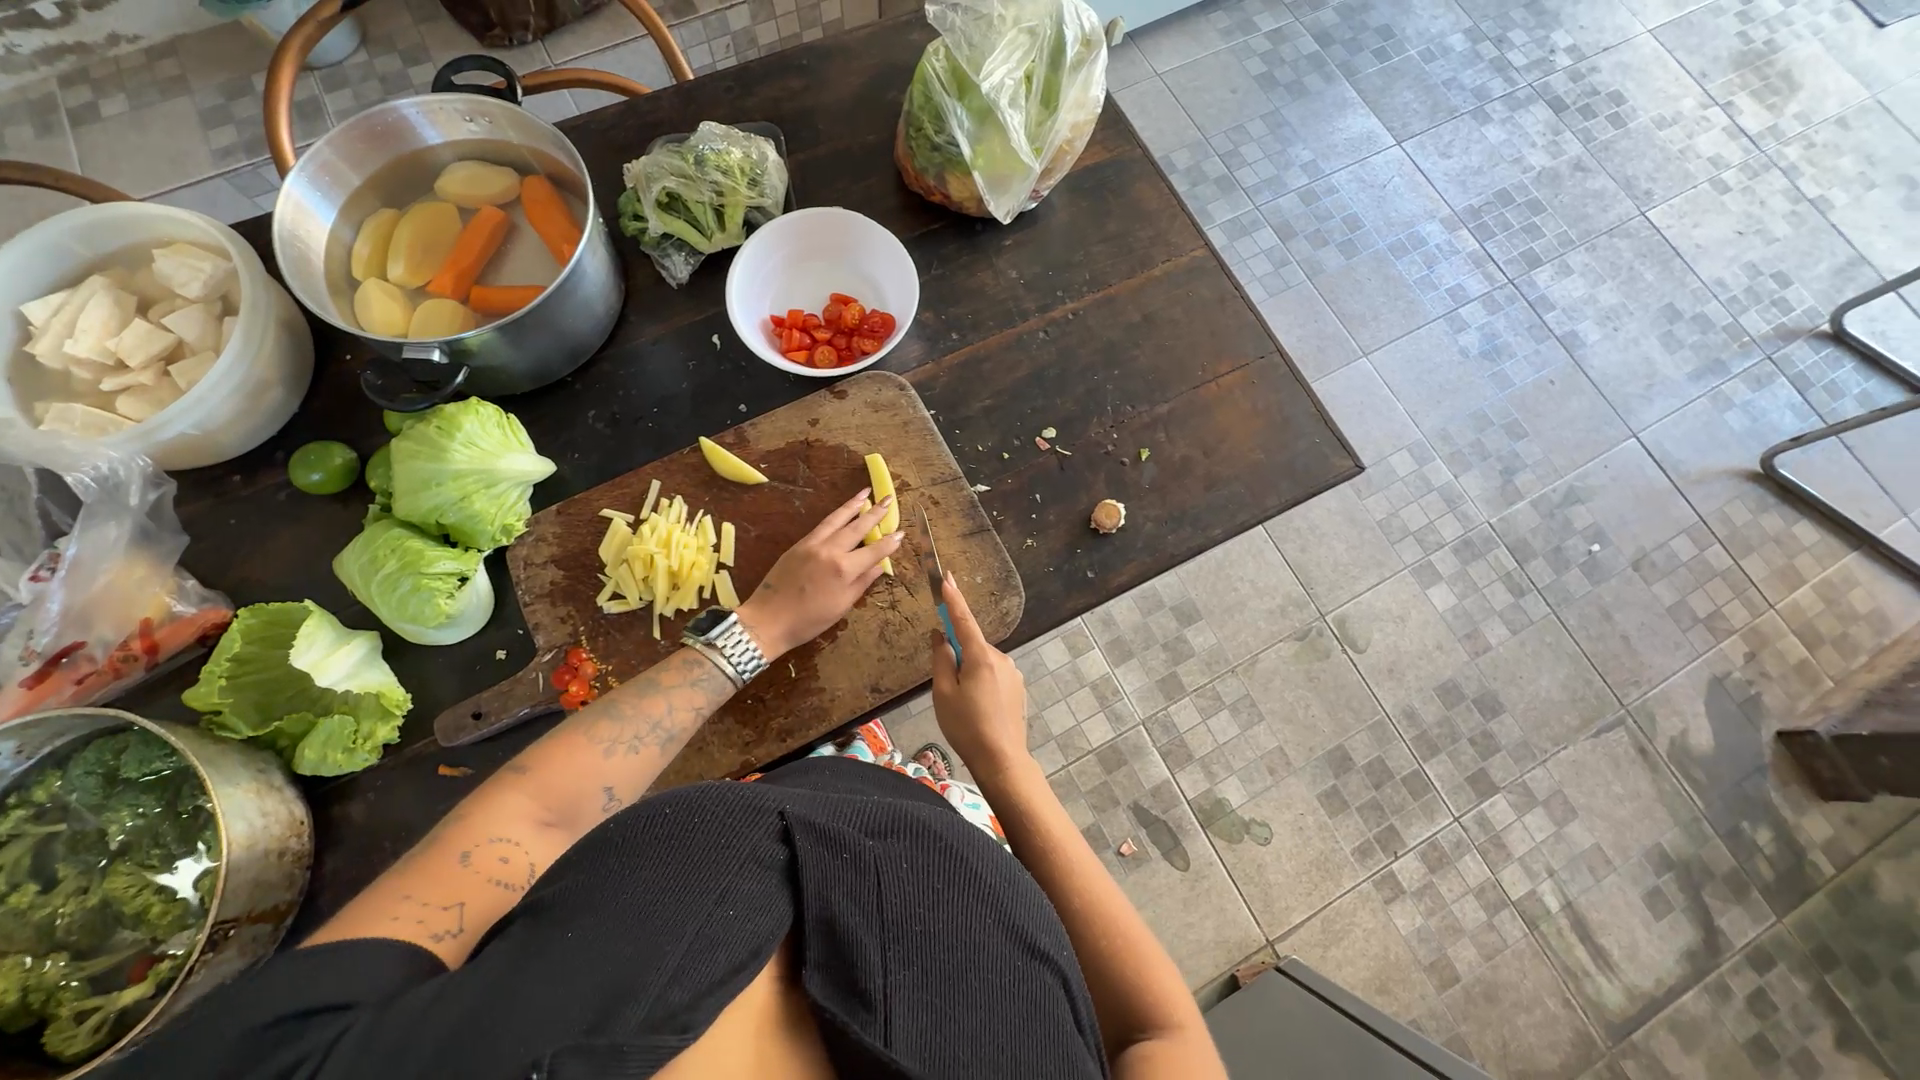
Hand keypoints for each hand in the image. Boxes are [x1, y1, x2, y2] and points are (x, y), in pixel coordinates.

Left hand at [735, 489, 901, 658]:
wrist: (768, 619)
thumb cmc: (809, 621)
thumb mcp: (842, 606)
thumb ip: (862, 583)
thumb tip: (879, 566)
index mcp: (844, 570)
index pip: (874, 551)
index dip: (889, 543)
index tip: (900, 533)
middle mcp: (831, 551)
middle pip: (858, 528)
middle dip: (876, 513)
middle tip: (889, 499)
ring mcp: (813, 545)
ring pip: (838, 519)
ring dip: (853, 505)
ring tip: (866, 493)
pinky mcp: (799, 544)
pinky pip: (822, 525)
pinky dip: (835, 515)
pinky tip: (842, 511)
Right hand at [929, 574, 1028, 775]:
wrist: (1002, 759)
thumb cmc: (967, 727)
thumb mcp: (944, 693)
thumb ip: (941, 660)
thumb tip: (940, 636)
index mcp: (982, 657)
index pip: (964, 620)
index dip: (953, 599)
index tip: (947, 577)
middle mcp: (1002, 659)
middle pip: (972, 646)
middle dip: (957, 657)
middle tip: (948, 691)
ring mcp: (1012, 673)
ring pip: (982, 663)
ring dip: (969, 674)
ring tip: (963, 708)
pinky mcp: (1017, 688)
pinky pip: (992, 676)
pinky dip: (980, 684)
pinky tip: (977, 711)